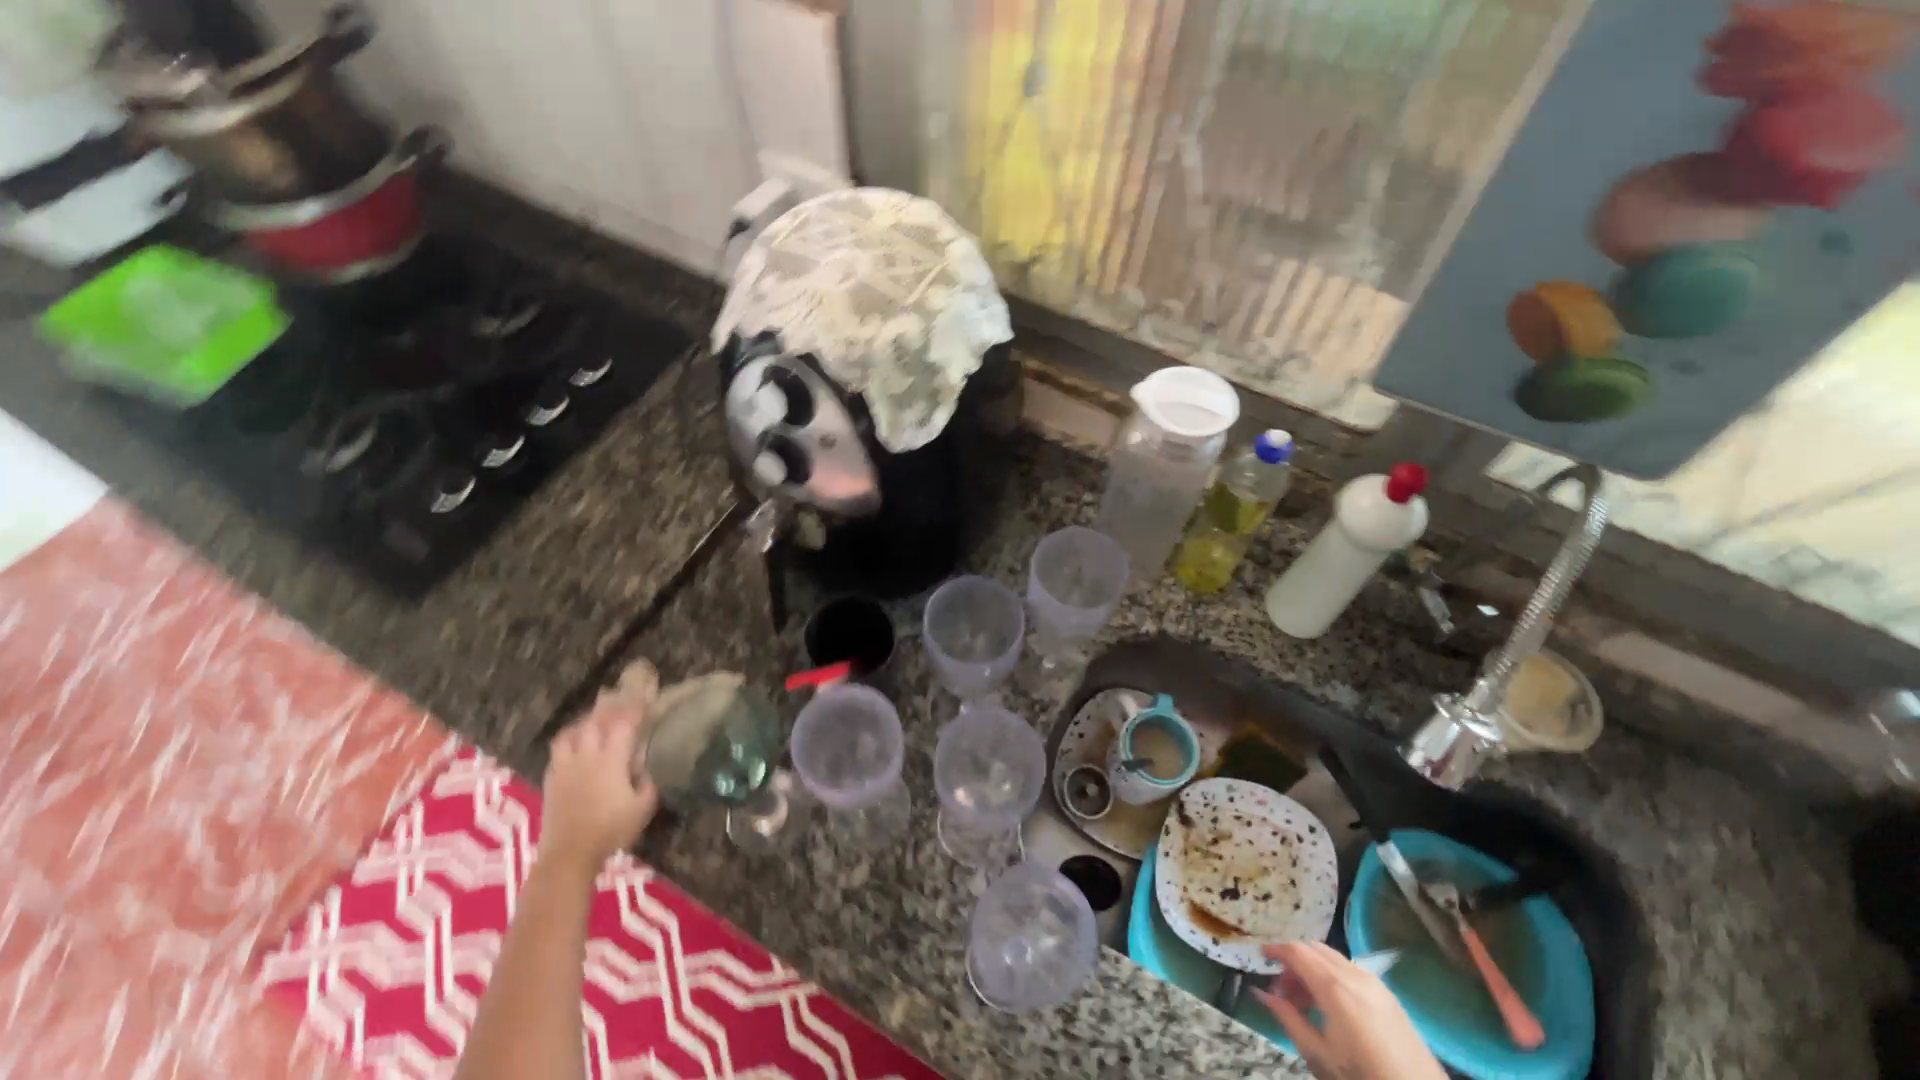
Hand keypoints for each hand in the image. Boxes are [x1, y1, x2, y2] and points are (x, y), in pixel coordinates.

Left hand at [536, 701, 659, 879]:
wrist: (570, 853)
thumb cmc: (611, 830)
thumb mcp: (643, 809)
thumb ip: (648, 784)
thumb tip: (646, 770)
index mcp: (611, 760)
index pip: (623, 725)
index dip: (634, 711)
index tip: (644, 702)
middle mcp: (586, 756)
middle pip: (594, 722)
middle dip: (608, 711)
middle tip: (618, 707)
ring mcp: (565, 766)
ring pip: (570, 733)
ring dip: (583, 724)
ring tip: (592, 724)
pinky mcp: (551, 779)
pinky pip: (557, 751)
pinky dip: (567, 742)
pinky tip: (573, 748)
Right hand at [1254, 942, 1445, 1079]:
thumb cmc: (1362, 1076)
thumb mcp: (1318, 1053)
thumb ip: (1288, 1018)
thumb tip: (1262, 993)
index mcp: (1334, 988)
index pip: (1297, 951)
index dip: (1276, 949)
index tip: (1260, 956)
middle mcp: (1354, 975)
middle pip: (1314, 949)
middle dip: (1293, 961)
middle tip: (1282, 989)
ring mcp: (1374, 982)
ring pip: (1333, 958)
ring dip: (1312, 968)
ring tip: (1304, 1001)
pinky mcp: (1387, 993)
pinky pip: (1350, 970)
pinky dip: (1331, 975)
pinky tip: (1330, 1005)